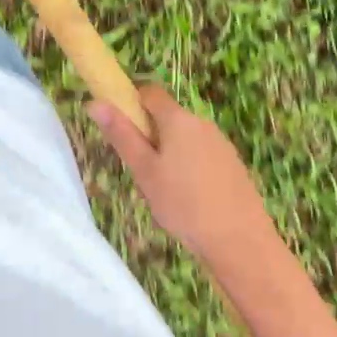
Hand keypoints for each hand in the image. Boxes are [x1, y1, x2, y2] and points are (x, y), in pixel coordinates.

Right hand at [88, 86, 260, 257]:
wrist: (242, 244)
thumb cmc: (184, 205)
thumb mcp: (144, 171)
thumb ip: (121, 135)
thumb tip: (94, 102)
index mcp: (178, 119)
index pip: (150, 92)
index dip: (132, 103)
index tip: (123, 130)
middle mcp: (201, 123)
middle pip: (168, 117)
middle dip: (151, 136)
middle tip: (143, 172)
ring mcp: (221, 144)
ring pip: (186, 138)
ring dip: (171, 153)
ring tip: (167, 192)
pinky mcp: (234, 165)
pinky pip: (203, 155)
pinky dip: (192, 168)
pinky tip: (192, 201)